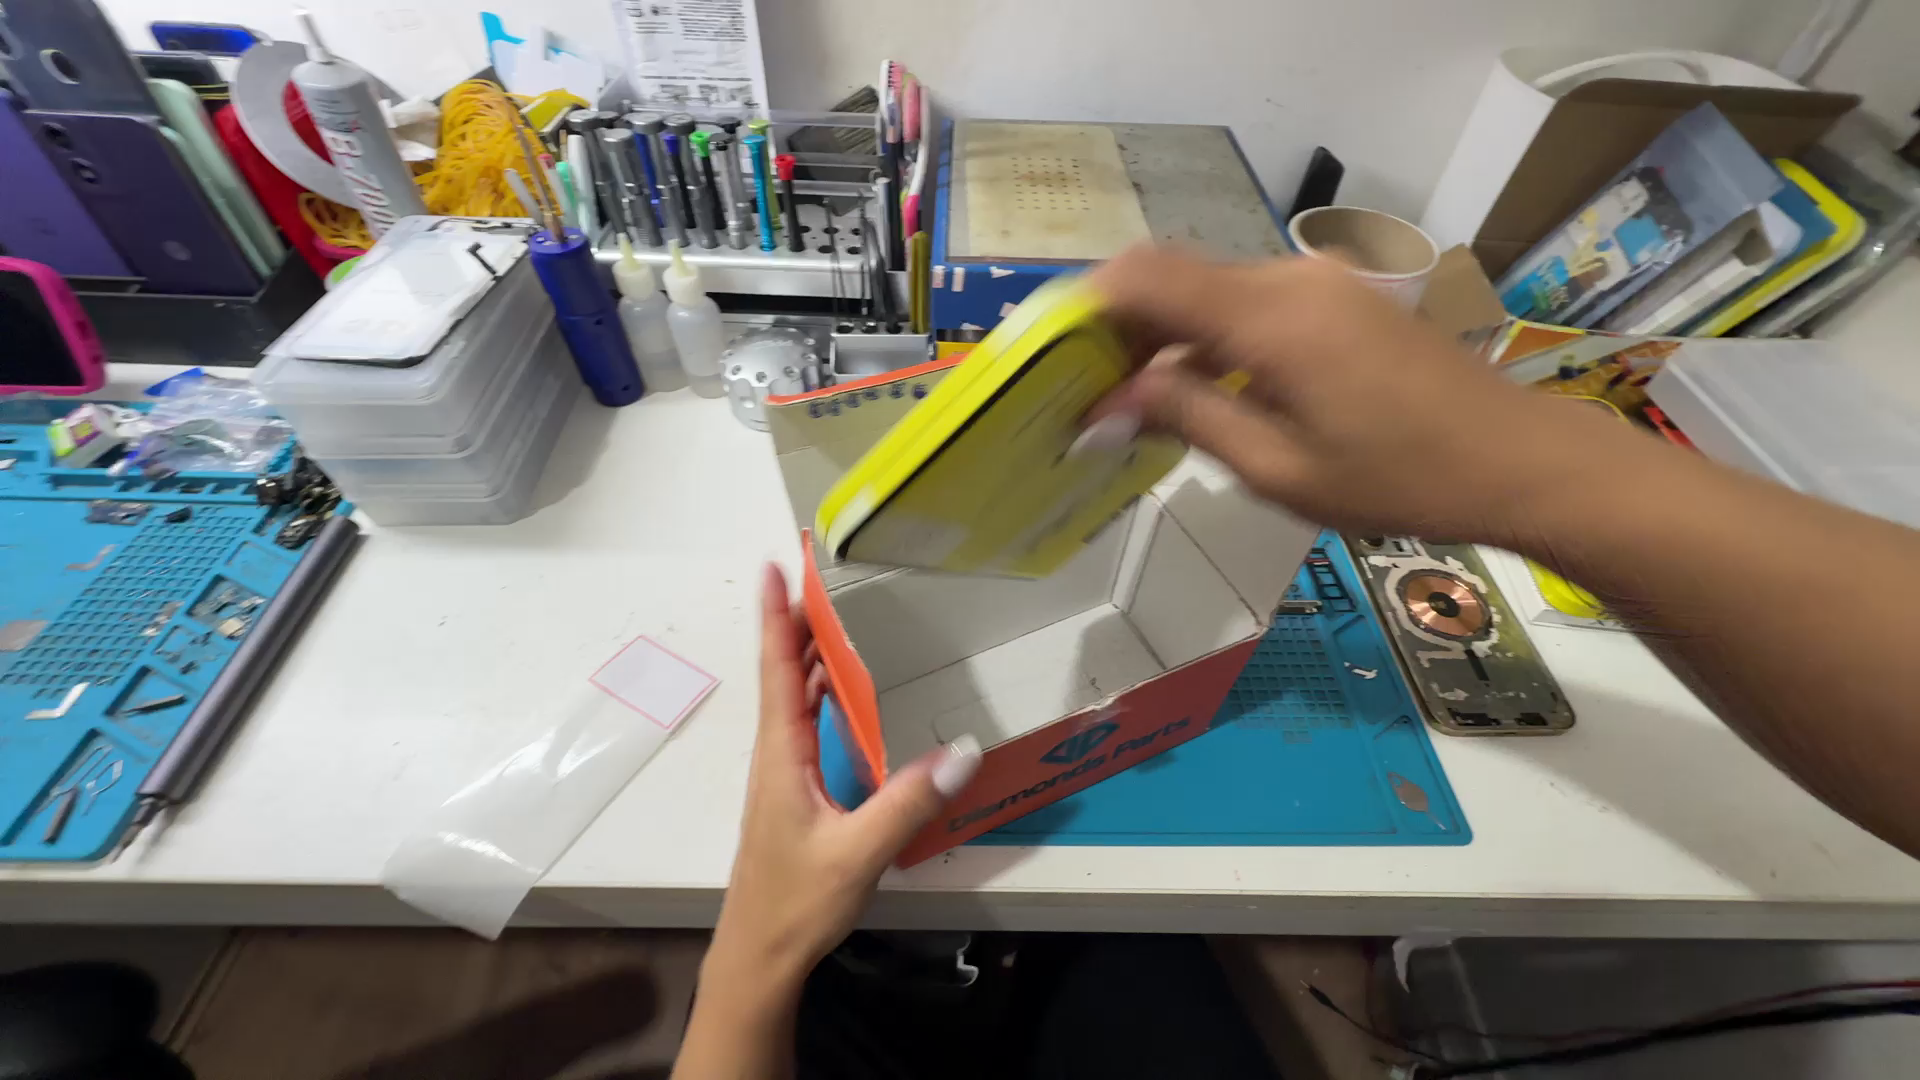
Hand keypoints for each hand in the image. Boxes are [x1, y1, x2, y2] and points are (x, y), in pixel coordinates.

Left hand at [709, 564, 981, 986]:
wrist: (757, 957)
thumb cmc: (796, 902)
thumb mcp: (859, 852)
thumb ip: (910, 801)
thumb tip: (965, 749)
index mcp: (781, 754)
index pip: (777, 669)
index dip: (776, 617)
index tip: (773, 568)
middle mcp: (776, 753)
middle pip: (783, 673)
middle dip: (795, 622)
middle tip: (815, 579)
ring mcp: (781, 772)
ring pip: (791, 697)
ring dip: (803, 654)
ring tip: (824, 619)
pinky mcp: (792, 791)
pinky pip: (802, 723)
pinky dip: (815, 692)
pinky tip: (834, 692)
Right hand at [1082, 247, 1632, 546]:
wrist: (1518, 460)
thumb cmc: (1395, 480)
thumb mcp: (1275, 469)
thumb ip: (1186, 418)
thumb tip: (1108, 402)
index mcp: (1270, 319)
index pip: (1148, 276)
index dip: (1089, 304)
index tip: (1055, 353)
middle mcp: (1288, 279)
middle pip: (1171, 278)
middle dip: (1119, 329)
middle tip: (1087, 393)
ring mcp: (1316, 283)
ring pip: (1206, 290)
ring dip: (1161, 338)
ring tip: (1133, 402)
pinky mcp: (1333, 299)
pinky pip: (1244, 305)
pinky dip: (1204, 340)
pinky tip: (1197, 391)